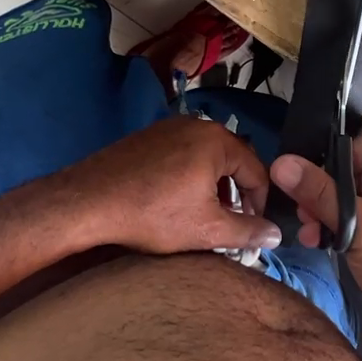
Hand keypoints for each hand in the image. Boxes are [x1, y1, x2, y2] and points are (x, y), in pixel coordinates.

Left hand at [58, 118, 280, 254]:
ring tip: (202, 218)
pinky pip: (183, 156)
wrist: (86, 203)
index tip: (252, 230)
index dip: (260, 204)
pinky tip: (175, 204)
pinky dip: (189, 178)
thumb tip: (275, 235)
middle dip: (235, 196)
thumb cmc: (153, 214)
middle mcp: (196, 125)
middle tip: (228, 226)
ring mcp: (169, 128)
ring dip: (212, 188)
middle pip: (232, 162)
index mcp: (217, 140)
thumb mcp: (207, 229)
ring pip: (207, 160)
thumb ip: (247, 232)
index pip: (258, 171)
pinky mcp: (147, 137)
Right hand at [270, 126, 361, 335]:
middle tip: (301, 206)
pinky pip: (351, 220)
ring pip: (348, 198)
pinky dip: (332, 227)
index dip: (338, 155)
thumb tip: (283, 164)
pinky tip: (314, 239)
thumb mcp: (359, 226)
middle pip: (353, 171)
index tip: (311, 174)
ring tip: (306, 227)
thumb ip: (320, 193)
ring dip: (324, 211)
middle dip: (324, 189)